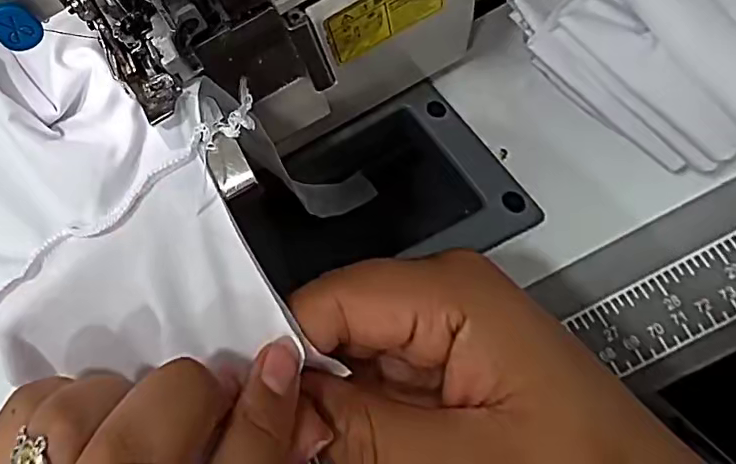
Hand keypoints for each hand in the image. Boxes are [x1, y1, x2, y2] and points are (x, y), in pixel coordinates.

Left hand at [0, 339, 332, 463]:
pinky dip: (58, 400)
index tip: (278, 365)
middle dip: (193, 393)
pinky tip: (84, 423)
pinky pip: (29, 409)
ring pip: (83, 408)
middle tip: (208, 398)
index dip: (267, 410)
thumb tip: (278, 423)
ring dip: (121, 396)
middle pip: (159, 423)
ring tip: (140, 418)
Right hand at [291, 251, 694, 463]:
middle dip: (314, 388)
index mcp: (447, 289)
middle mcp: (439, 295)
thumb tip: (284, 409)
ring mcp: (444, 332)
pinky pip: (382, 387)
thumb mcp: (471, 462)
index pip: (328, 298)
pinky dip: (366, 423)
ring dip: (338, 412)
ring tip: (330, 449)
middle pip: (337, 328)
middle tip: (298, 444)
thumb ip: (366, 432)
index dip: (288, 352)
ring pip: (354, 363)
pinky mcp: (450, 368)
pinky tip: (363, 449)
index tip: (264, 409)